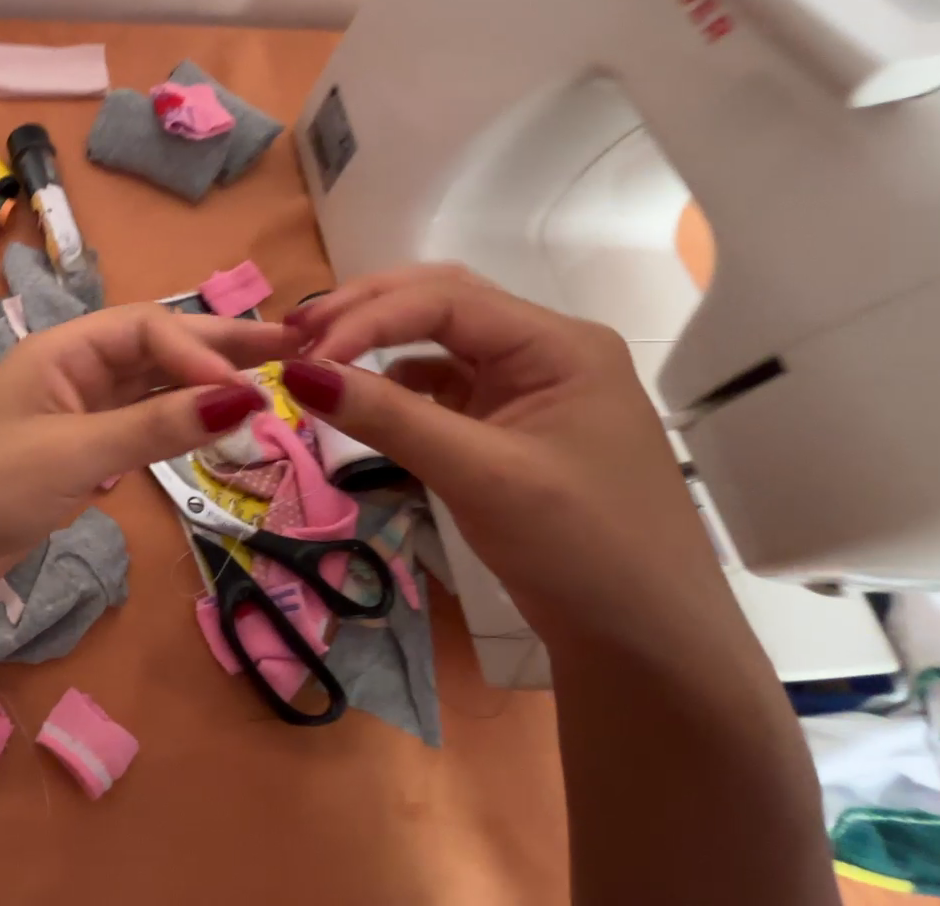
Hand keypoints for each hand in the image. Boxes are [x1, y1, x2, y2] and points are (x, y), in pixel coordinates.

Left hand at [0, 304, 296, 598]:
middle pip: (154, 347)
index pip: (145, 330)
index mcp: (60, 350)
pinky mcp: (80, 448)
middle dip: (216, 349)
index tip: (245, 391)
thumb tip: (243, 401)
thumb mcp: (74, 453)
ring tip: (265, 382)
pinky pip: (138, 422)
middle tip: (289, 347)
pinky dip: (174, 421)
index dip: (198, 352)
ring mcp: (76, 409)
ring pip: (149, 385)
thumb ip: (155, 427)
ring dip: (201, 385)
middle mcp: (71, 369)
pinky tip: (211, 421)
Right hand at [279, 265, 721, 636]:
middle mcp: (545, 350)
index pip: (445, 301)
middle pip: (443, 301)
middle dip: (367, 309)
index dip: (366, 319)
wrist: (644, 639)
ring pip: (440, 339)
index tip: (302, 359)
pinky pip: (442, 383)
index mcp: (559, 345)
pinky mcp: (509, 423)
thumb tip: (294, 373)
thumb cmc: (580, 549)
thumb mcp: (478, 475)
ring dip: (378, 339)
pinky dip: (395, 381)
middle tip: (297, 332)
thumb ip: (387, 418)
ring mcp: (529, 387)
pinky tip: (364, 394)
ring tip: (318, 353)